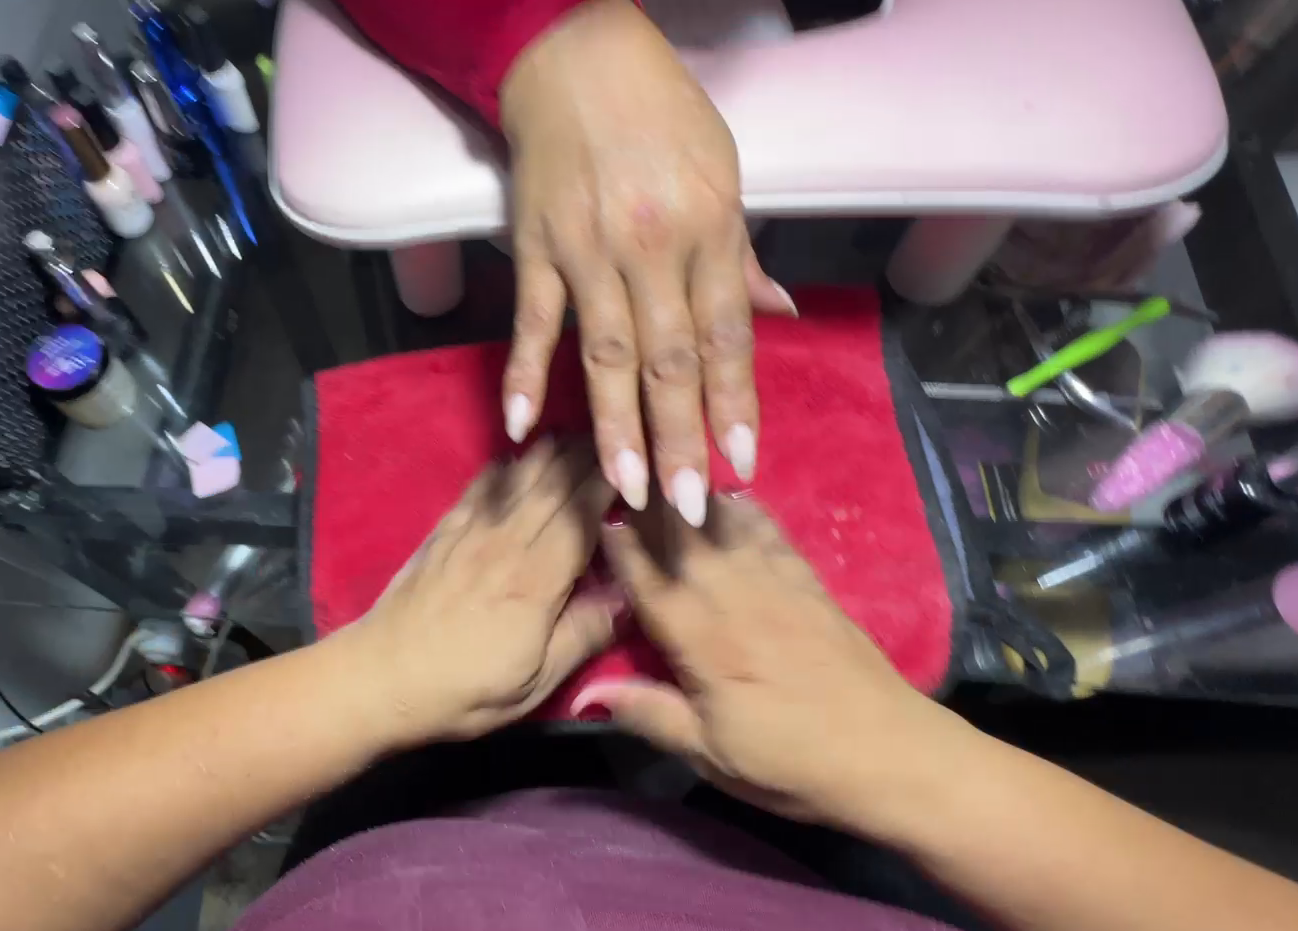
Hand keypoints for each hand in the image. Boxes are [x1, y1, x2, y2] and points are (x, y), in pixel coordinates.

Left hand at [339, 441, 618, 744]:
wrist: (381, 678)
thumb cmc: (463, 690)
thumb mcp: (535, 682)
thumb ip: (584, 634)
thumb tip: (630, 596)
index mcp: (536, 581)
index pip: (585, 515)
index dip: (614, 485)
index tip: (641, 468)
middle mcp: (506, 543)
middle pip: (556, 483)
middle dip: (591, 457)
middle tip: (619, 444)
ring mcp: (470, 532)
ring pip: (520, 476)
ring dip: (553, 453)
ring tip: (581, 440)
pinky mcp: (443, 531)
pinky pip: (480, 485)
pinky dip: (506, 466)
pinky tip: (519, 459)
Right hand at [498, 0, 795, 528]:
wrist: (577, 57)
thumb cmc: (661, 115)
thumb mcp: (724, 173)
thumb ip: (743, 257)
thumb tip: (778, 317)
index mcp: (710, 229)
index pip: (726, 336)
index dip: (735, 403)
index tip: (742, 464)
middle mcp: (653, 249)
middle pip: (670, 360)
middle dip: (681, 438)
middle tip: (687, 506)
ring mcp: (588, 254)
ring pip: (606, 354)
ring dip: (616, 426)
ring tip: (626, 489)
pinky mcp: (536, 253)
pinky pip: (532, 323)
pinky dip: (523, 374)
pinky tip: (520, 426)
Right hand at [579, 496, 972, 825]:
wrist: (895, 759)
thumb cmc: (792, 764)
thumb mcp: (710, 756)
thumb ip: (649, 715)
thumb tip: (587, 693)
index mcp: (703, 641)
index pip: (649, 582)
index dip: (621, 549)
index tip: (598, 517)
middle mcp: (735, 600)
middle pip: (685, 540)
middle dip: (653, 509)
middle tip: (627, 481)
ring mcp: (777, 588)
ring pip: (726, 528)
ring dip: (695, 501)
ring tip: (669, 478)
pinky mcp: (811, 588)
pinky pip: (772, 536)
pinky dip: (749, 513)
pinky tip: (734, 497)